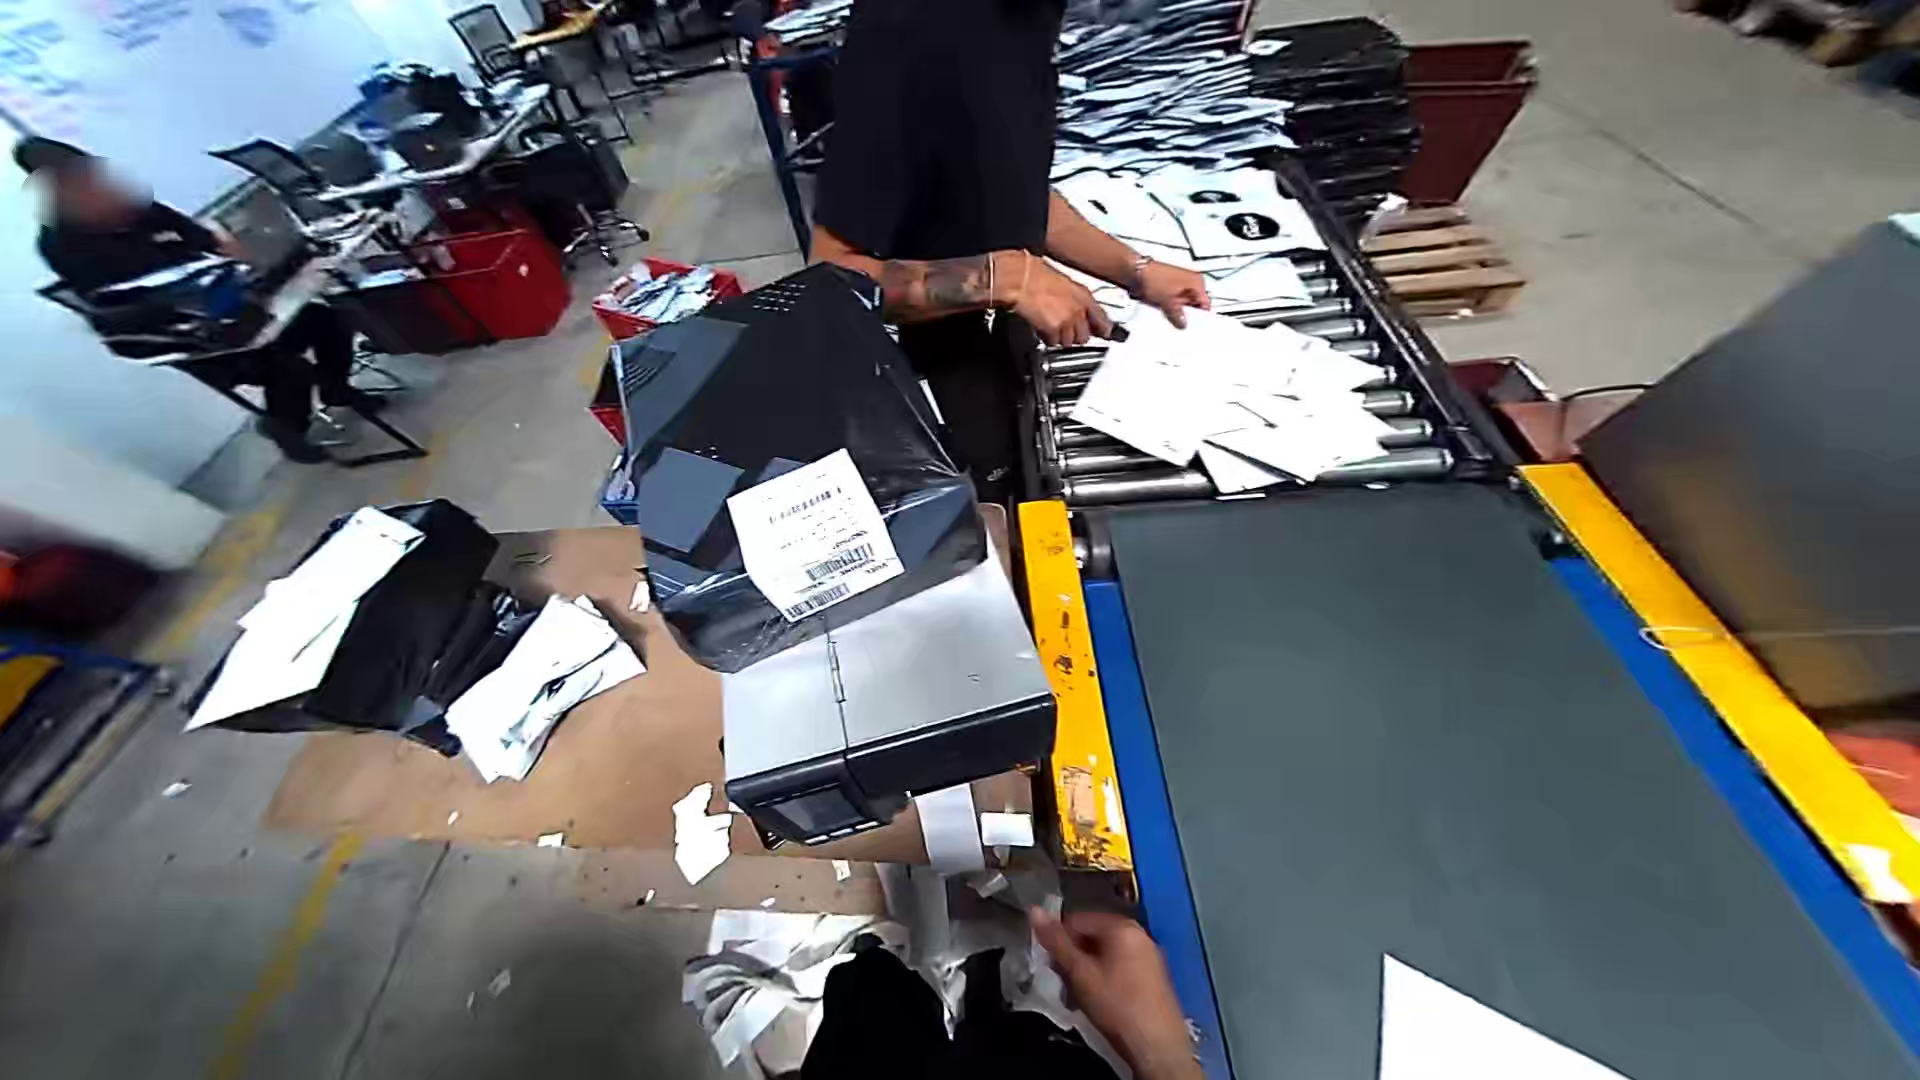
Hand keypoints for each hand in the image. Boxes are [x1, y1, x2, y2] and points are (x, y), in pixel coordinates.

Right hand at [1006, 254, 1114, 347]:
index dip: (1104, 329)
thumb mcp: (1067, 285)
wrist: (1022, 280)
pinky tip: (1042, 327)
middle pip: (1084, 337)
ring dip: (1060, 338)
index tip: (1105, 334)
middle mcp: (1078, 310)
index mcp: (1084, 296)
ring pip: (1068, 342)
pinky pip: (1054, 343)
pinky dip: (1047, 338)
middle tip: (1064, 329)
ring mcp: (1067, 321)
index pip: (1102, 320)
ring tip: (1050, 325)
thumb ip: (1078, 302)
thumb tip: (1083, 316)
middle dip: (1075, 336)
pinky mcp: (1054, 330)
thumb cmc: (1038, 278)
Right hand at [1031, 908, 1201, 1079]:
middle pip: (1093, 936)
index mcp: (1121, 926)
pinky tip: (1102, 1001)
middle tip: (1066, 984)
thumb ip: (1057, 942)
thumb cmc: (1117, 1007)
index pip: (1078, 920)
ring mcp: (1150, 956)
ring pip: (1107, 954)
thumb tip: (1034, 910)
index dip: (1060, 941)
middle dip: (1076, 958)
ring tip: (1082, 996)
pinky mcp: (1155, 977)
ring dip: (1089, 970)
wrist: (1160, 1052)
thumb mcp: (1080, 974)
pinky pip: (1122, 966)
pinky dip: (1107, 978)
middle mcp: (1139, 933)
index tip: (1053, 966)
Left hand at [1133, 260, 1211, 327]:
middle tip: (1182, 328)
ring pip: (1182, 306)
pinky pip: (1172, 304)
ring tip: (1172, 324)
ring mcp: (1178, 287)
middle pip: (1194, 306)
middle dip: (1187, 317)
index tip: (1195, 327)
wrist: (1136, 273)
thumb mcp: (1169, 302)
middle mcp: (1190, 283)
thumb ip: (1178, 316)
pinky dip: (1169, 311)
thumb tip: (1183, 324)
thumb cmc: (1154, 278)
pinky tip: (1165, 318)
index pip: (1205, 304)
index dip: (1201, 317)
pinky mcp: (1168, 290)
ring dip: (1177, 315)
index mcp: (1197, 282)